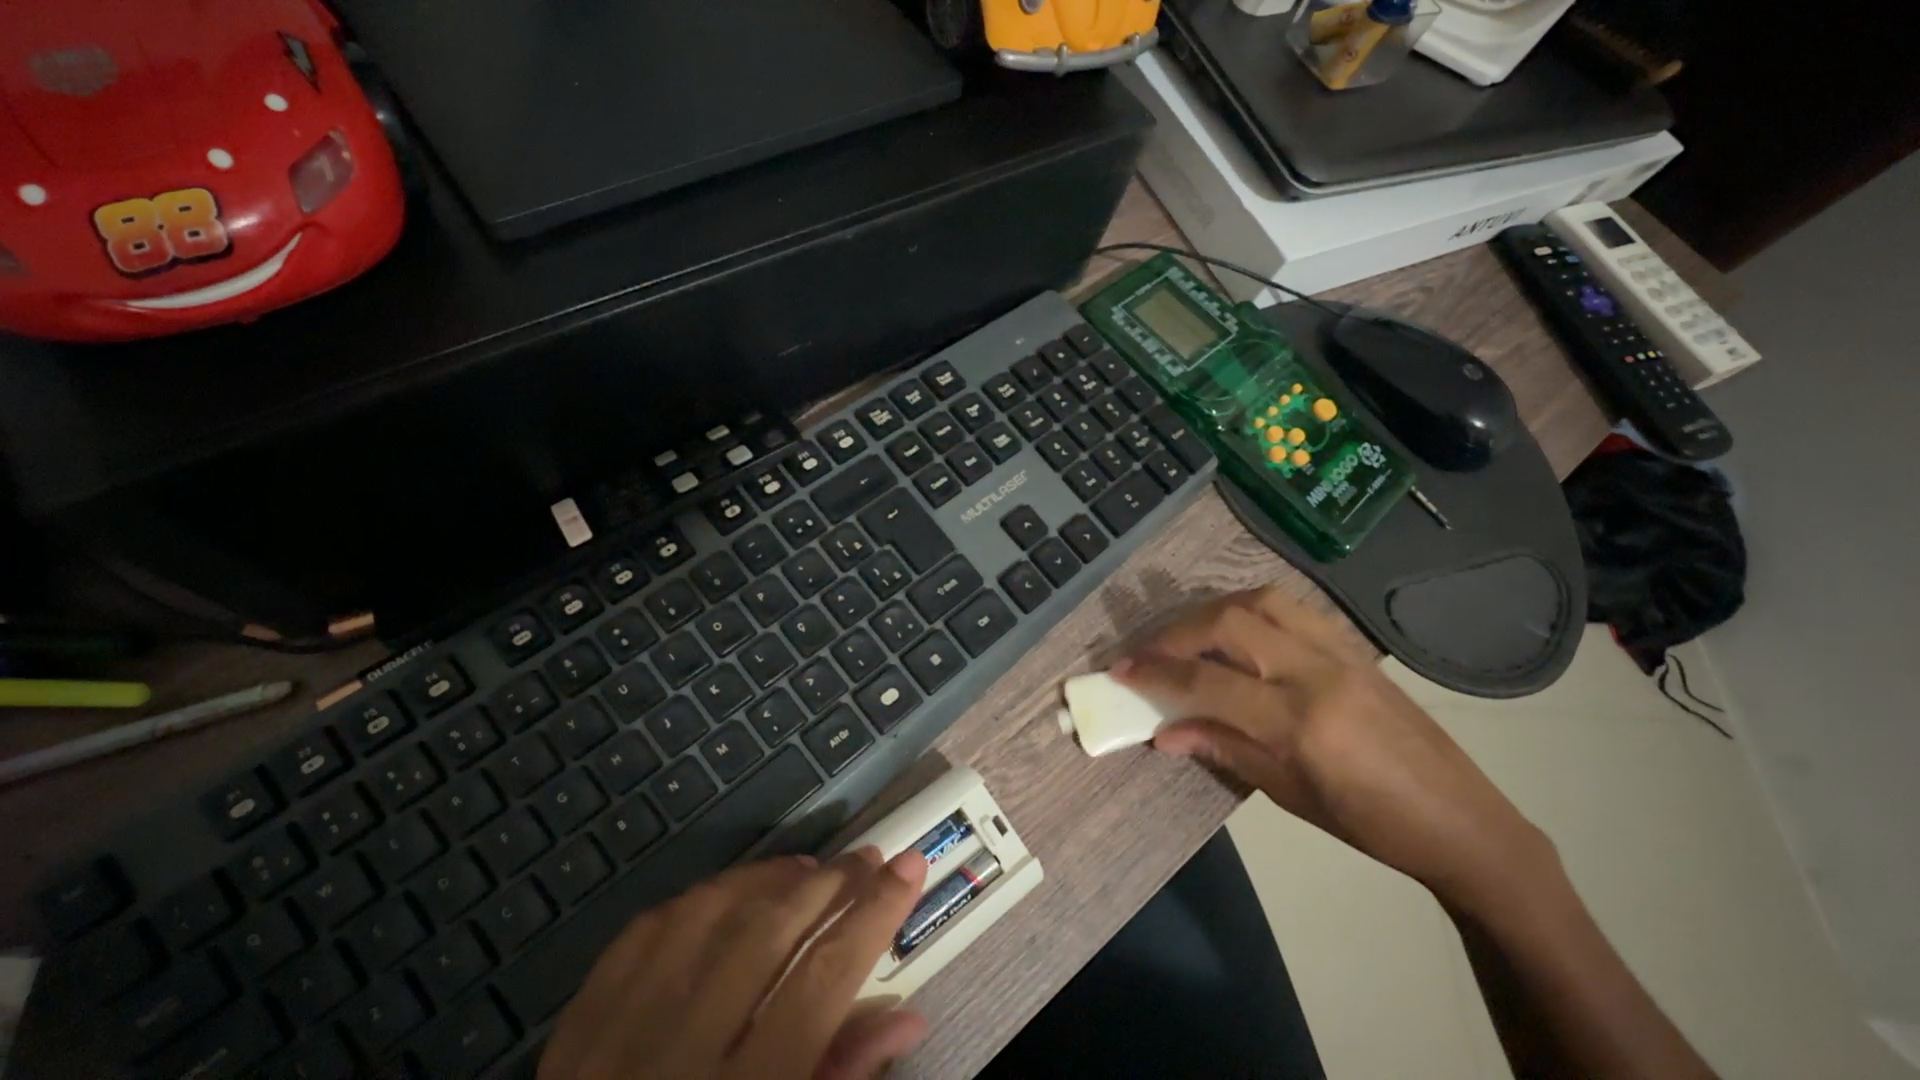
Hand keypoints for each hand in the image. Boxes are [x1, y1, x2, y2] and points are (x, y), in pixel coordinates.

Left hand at [539, 848, 929, 1079]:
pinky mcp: (578, 1022)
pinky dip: (697, 900)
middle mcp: (681, 1054)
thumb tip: (907, 1017)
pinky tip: (732, 892)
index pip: (824, 979)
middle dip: (828, 885)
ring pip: (705, 917)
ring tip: (808, 868)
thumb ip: (840, 1076)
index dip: (873, 914)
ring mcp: (619, 1032)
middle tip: (865, 859)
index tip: (909, 868)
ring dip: (766, 879)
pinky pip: (644, 932)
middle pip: (767, 935)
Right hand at [1113, 588, 1557, 918]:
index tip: (1120, 671)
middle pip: (1229, 624)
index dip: (1155, 674)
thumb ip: (1223, 749)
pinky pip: (1294, 608)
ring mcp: (1341, 652)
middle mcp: (1317, 672)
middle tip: (1145, 652)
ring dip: (1212, 610)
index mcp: (1299, 721)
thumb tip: (1163, 732)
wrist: (1459, 818)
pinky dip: (1252, 609)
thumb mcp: (1288, 794)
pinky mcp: (1356, 647)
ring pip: (1261, 601)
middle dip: (1175, 633)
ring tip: (1185, 634)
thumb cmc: (1370, 823)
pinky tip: (1237, 630)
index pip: (1207, 682)